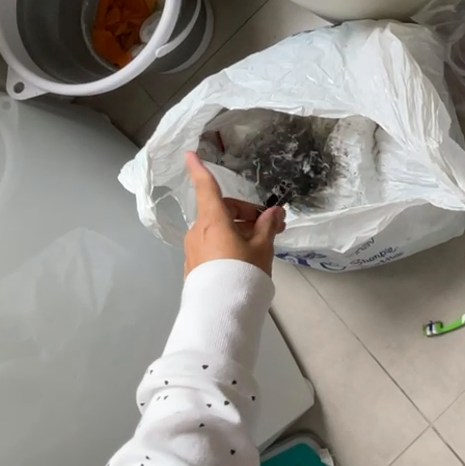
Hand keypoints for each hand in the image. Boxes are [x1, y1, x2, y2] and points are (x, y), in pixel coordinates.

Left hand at [183, 151, 284, 276]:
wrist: (221, 311)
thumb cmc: (242, 272)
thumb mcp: (262, 246)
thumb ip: (267, 226)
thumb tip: (274, 212)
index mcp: (213, 220)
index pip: (206, 188)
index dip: (199, 169)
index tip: (190, 154)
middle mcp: (199, 231)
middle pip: (221, 210)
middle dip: (246, 212)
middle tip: (272, 224)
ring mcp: (195, 249)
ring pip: (219, 228)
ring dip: (240, 228)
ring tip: (264, 243)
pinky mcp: (195, 265)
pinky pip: (214, 244)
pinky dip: (230, 242)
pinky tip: (248, 256)